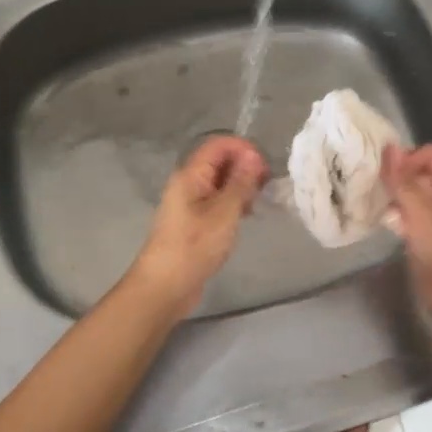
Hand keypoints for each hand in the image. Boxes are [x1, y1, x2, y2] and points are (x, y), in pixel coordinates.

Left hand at [125, 135, 268, 317]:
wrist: (165, 286)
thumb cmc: (194, 246)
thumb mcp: (224, 213)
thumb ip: (240, 183)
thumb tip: (253, 156)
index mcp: (190, 175)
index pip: (218, 144)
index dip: (244, 148)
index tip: (265, 167)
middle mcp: (188, 184)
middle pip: (219, 162)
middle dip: (244, 167)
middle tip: (267, 186)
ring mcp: (189, 204)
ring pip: (219, 183)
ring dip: (240, 187)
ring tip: (259, 201)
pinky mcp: (193, 223)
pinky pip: (216, 202)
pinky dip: (233, 204)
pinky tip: (246, 216)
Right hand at [381, 144, 431, 322]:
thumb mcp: (423, 212)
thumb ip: (404, 181)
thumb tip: (389, 147)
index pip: (431, 154)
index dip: (409, 158)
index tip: (387, 175)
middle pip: (420, 173)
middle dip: (397, 178)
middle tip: (372, 186)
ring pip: (411, 196)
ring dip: (394, 198)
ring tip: (374, 203)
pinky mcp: (427, 237)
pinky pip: (409, 218)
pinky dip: (396, 217)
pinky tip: (383, 223)